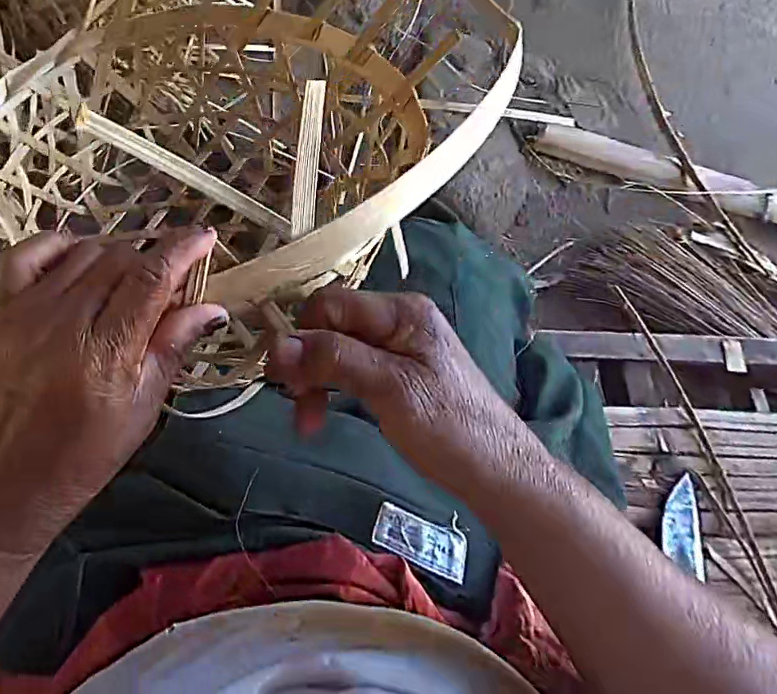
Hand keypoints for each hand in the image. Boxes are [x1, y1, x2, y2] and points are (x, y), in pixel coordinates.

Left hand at [0, 228, 225, 556]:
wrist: (5, 481)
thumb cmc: (83, 454)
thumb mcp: (143, 409)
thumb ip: (173, 348)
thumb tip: (212, 307)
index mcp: (107, 353)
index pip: (151, 279)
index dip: (183, 250)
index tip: (205, 236)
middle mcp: (66, 321)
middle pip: (121, 258)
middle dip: (153, 262)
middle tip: (165, 290)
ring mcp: (29, 310)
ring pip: (86, 251)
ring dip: (116, 257)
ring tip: (126, 285)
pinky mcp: (2, 308)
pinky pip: (31, 251)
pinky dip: (61, 245)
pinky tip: (79, 260)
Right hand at [264, 287, 544, 497]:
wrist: (499, 474)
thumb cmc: (448, 428)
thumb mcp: (388, 389)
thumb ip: (334, 359)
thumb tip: (277, 344)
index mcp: (401, 311)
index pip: (332, 303)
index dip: (301, 334)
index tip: (282, 377)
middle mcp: (398, 318)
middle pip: (332, 325)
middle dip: (307, 361)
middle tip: (294, 404)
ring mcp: (399, 345)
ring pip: (337, 348)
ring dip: (316, 379)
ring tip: (307, 422)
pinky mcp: (397, 371)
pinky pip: (351, 367)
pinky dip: (333, 388)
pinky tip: (324, 414)